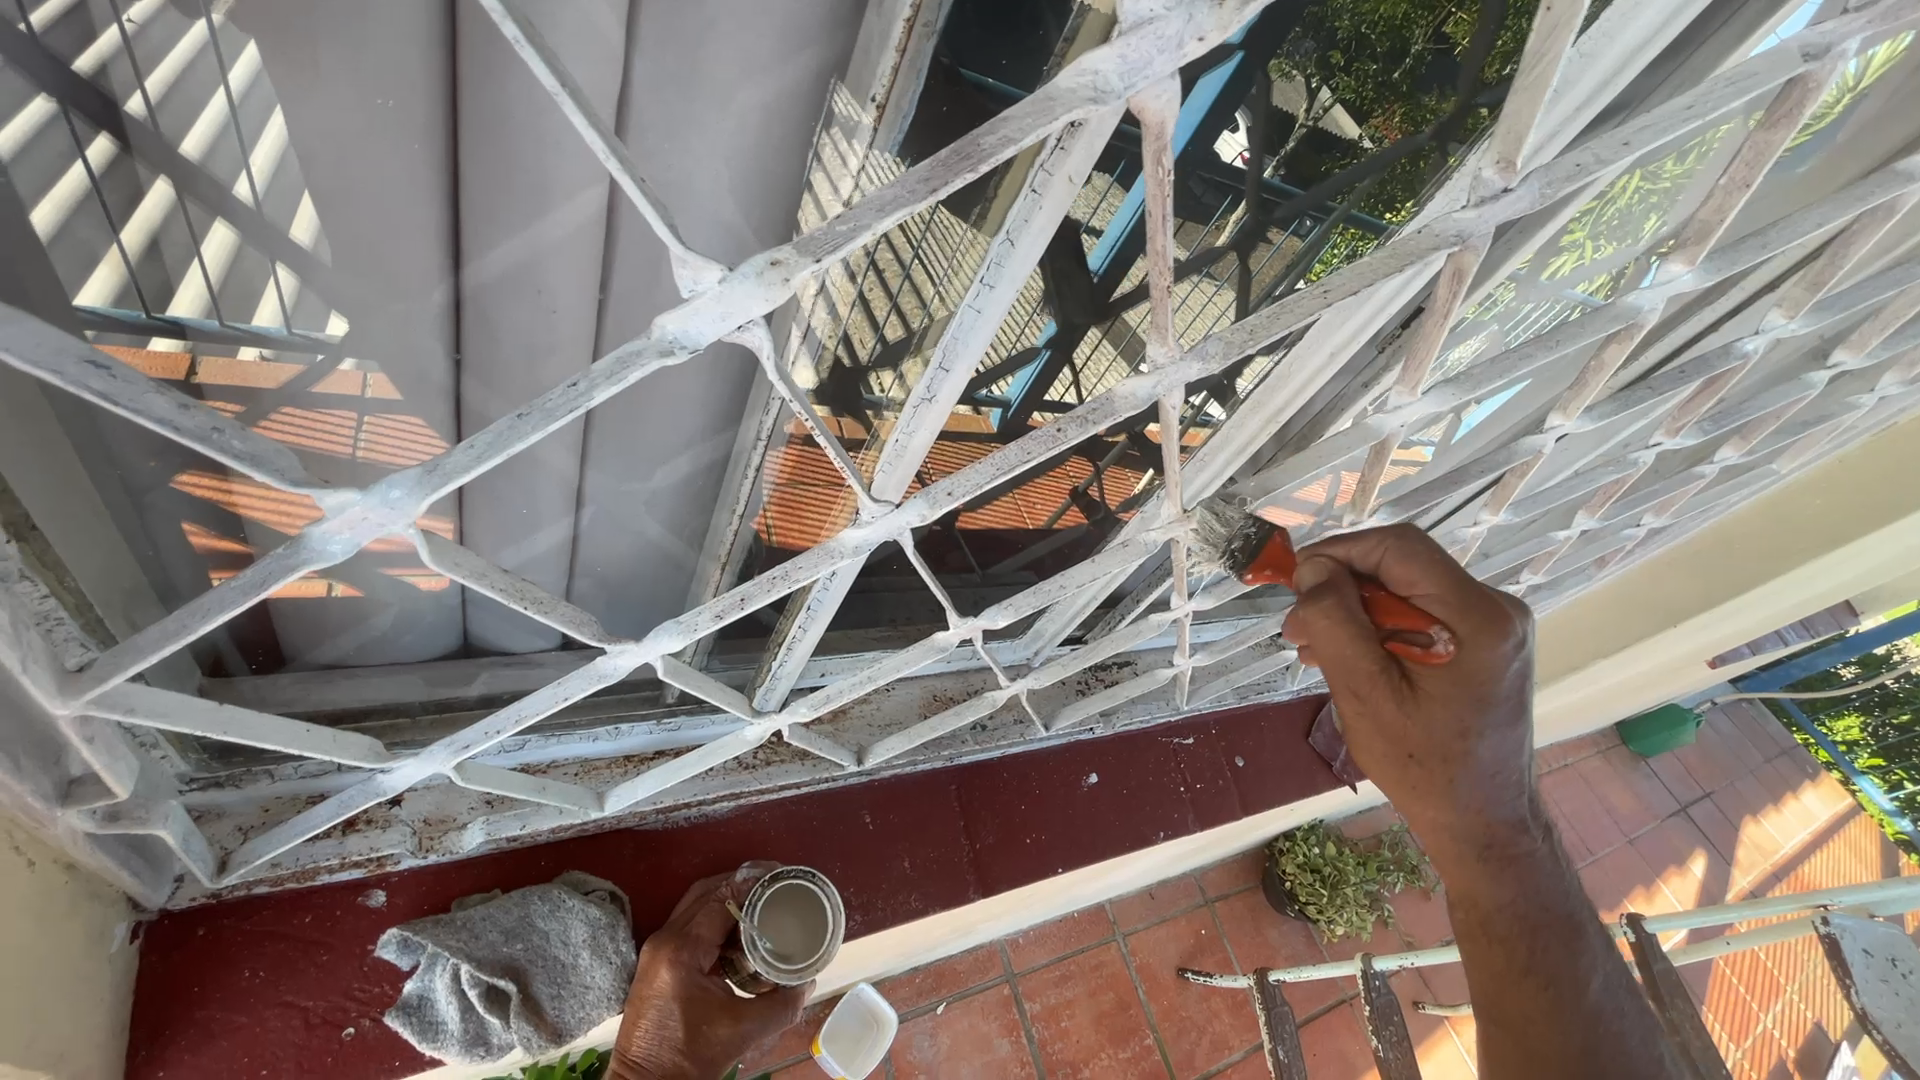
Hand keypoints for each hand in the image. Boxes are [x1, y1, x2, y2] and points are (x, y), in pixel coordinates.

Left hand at [611, 864, 811, 1079]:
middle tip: (775, 883)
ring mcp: (658, 949)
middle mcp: (666, 939)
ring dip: (729, 898)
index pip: (722, 898)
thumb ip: (782, 1004)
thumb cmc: (688, 1059)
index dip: (753, 882)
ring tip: (763, 901)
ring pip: (697, 904)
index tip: (782, 877)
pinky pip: (691, 923)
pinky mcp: (659, 961)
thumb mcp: (742, 1032)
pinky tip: (742, 929)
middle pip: (707, 891)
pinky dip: (717, 918)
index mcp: (683, 949)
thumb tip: (809, 982)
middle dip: (742, 883)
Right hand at [1281, 524, 1539, 862]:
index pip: (1398, 547)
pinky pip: (1417, 613)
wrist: (1481, 818)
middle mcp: (1495, 608)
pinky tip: (1346, 656)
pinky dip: (1375, 626)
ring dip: (1352, 609)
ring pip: (1403, 588)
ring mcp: (1493, 625)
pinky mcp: (1482, 642)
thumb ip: (1336, 621)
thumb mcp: (1364, 691)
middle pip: (1400, 566)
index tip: (1294, 581)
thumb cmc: (1421, 763)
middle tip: (1296, 628)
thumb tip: (1314, 570)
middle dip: (1340, 587)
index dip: (1338, 551)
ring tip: (1313, 648)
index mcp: (1478, 616)